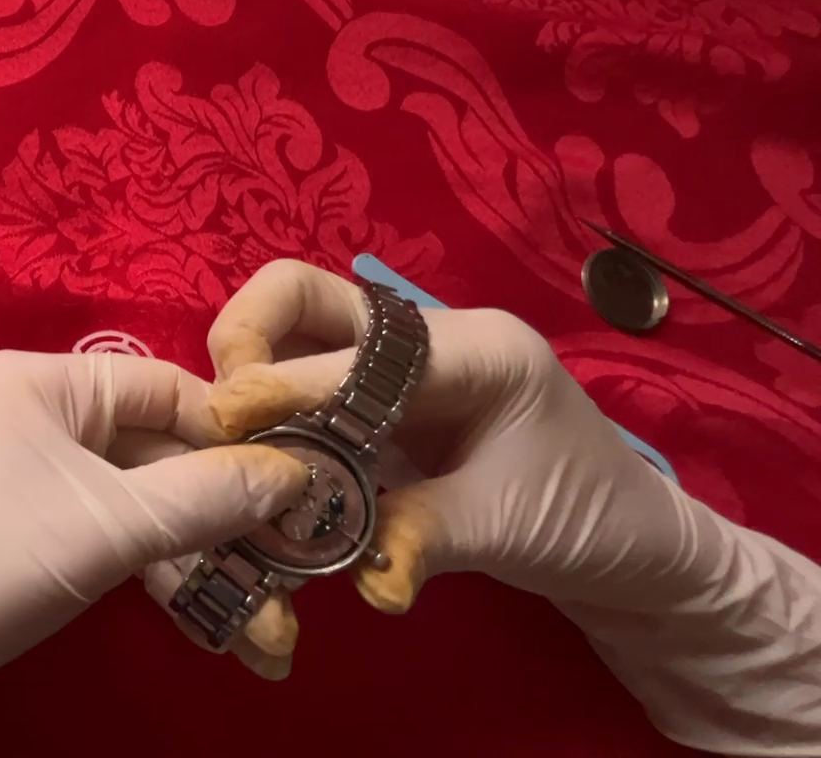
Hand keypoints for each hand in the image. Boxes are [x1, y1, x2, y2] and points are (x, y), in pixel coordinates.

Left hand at [0, 350, 308, 744]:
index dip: (231, 434)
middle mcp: (43, 408)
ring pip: (140, 495)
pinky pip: (110, 522)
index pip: (163, 387)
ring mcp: (38, 463)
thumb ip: (204, 495)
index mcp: (48, 381)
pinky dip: (154, 564)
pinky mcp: (36, 512)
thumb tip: (291, 473)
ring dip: (197, 553)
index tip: (297, 488)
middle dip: (223, 513)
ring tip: (266, 624)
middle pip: (157, 447)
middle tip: (290, 573)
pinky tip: (213, 618)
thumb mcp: (106, 525)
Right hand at [166, 262, 820, 757]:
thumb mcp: (505, 533)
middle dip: (244, 336)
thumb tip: (335, 562)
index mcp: (474, 349)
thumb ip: (413, 537)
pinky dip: (257, 389)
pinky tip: (250, 432)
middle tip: (222, 406)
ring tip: (228, 425)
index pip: (352, 351)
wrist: (632, 545)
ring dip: (242, 363)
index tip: (225, 419)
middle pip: (297, 291)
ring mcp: (387, 350)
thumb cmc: (588, 527)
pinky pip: (289, 361)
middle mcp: (420, 330)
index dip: (283, 383)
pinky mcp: (363, 379)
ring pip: (282, 318)